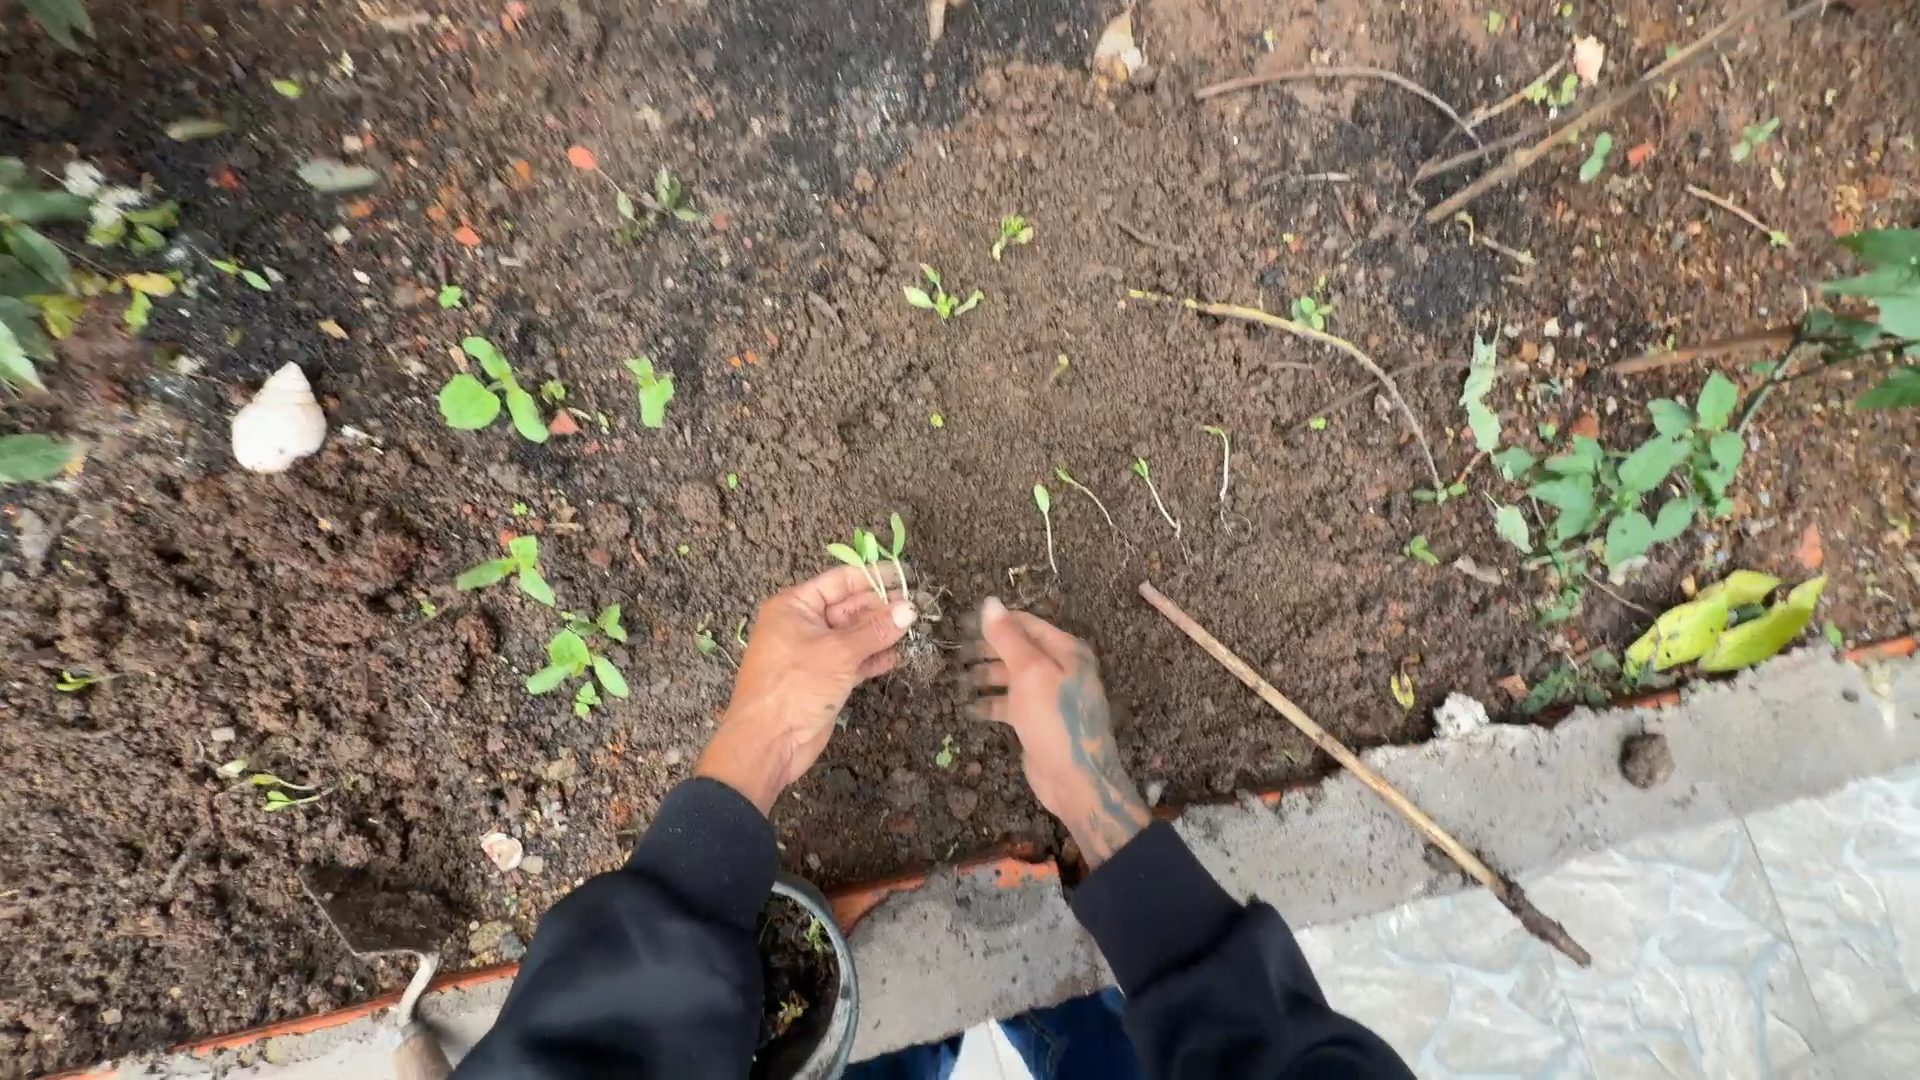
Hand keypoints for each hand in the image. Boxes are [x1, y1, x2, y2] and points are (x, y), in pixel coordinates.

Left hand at [696, 565, 915, 814]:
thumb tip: (909, 610)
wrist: (767, 743)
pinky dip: (874, 658)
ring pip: (854, 636)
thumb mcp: (838, 652)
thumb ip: (875, 630)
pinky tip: (898, 656)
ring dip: (882, 634)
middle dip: (882, 608)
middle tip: (917, 608)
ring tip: (914, 629)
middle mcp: (803, 625)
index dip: (872, 577)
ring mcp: (814, 653)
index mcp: (795, 606)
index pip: (840, 582)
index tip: (905, 577)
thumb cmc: (794, 686)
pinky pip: (854, 661)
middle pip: (850, 608)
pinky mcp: (825, 679)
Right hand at [971, 597, 1150, 865]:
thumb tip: (989, 602)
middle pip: (1017, 648)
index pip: (1025, 624)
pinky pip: (1010, 703)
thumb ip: (1008, 637)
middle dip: (986, 650)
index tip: (962, 625)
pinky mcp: (1037, 719)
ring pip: (1010, 676)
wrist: (1075, 780)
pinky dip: (990, 702)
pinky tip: (969, 707)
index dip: (995, 622)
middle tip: (956, 653)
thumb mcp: (1029, 672)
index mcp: (1065, 650)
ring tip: (958, 679)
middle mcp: (1059, 668)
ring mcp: (1048, 695)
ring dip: (984, 676)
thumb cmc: (1054, 719)